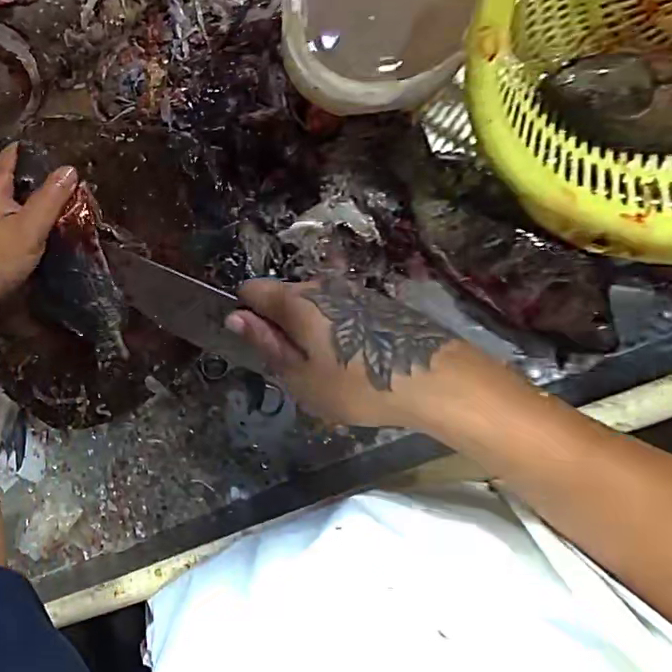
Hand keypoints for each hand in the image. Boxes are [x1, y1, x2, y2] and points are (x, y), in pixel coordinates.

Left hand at [0, 143, 77, 309]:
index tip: (54, 144)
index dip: (30, 147)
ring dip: (34, 194)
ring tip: (61, 192)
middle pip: (13, 176)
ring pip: (13, 197)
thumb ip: (51, 197)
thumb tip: (70, 169)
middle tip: (66, 171)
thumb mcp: (31, 226)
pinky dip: (28, 211)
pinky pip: (13, 213)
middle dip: (37, 172)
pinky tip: (43, 219)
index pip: (10, 156)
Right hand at [227, 277, 487, 429]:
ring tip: (332, 373)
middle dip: (282, 328)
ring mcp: (353, 291)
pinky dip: (338, 333)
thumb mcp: (301, 377)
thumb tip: (235, 316)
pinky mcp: (378, 302)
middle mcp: (322, 286)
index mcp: (296, 301)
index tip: (262, 348)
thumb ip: (266, 343)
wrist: (436, 379)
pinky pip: (341, 312)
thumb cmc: (357, 385)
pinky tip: (359, 364)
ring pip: (315, 307)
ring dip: (311, 332)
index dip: (248, 317)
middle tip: (298, 371)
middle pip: (284, 298)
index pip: (251, 290)